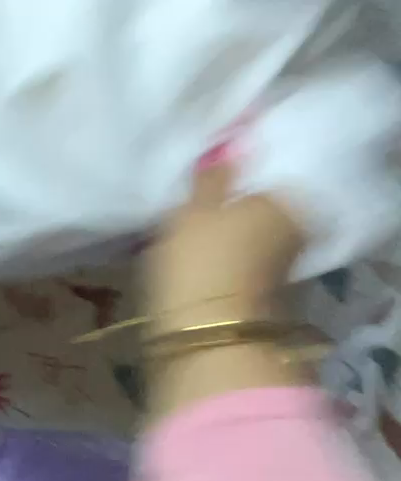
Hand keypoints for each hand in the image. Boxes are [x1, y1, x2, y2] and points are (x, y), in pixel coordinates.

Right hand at [145, 160, 306, 333]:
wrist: (204, 327)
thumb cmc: (197, 262)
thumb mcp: (191, 213)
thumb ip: (210, 178)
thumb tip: (227, 145)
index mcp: (285, 195)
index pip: (265, 170)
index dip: (234, 172)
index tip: (204, 179)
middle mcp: (297, 220)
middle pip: (262, 202)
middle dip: (233, 203)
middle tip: (193, 208)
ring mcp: (284, 255)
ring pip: (253, 230)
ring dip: (227, 231)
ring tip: (190, 235)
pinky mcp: (263, 284)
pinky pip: (244, 255)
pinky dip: (225, 253)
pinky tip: (199, 258)